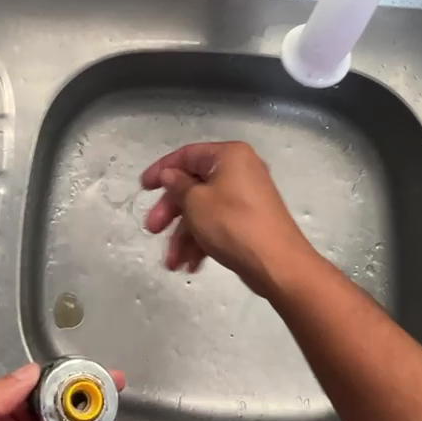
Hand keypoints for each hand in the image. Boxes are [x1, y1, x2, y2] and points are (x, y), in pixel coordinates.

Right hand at [141, 141, 319, 296]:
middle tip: (152, 230)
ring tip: (172, 262)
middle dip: (170, 212)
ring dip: (183, 235)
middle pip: (193, 186)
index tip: (143, 188)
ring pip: (203, 210)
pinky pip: (217, 224)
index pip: (186, 155)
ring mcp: (246, 197)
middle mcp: (239, 170)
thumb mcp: (196, 202)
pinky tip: (190, 265)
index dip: (161, 170)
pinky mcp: (249, 221)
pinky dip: (202, 241)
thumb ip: (177, 185)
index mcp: (229, 156)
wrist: (279, 265)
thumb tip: (169, 175)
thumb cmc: (233, 224)